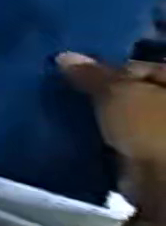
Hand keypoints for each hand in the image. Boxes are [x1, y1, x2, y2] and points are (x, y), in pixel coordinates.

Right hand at [58, 52, 165, 208]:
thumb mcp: (120, 93)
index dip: (117, 67)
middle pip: (148, 95)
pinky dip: (111, 139)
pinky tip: (84, 136)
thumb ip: (95, 74)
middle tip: (73, 90)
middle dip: (111, 92)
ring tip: (72, 113)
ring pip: (138, 120)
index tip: (79, 72)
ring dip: (108, 117)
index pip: (156, 68)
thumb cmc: (159, 133)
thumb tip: (67, 58)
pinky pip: (133, 143)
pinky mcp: (161, 167)